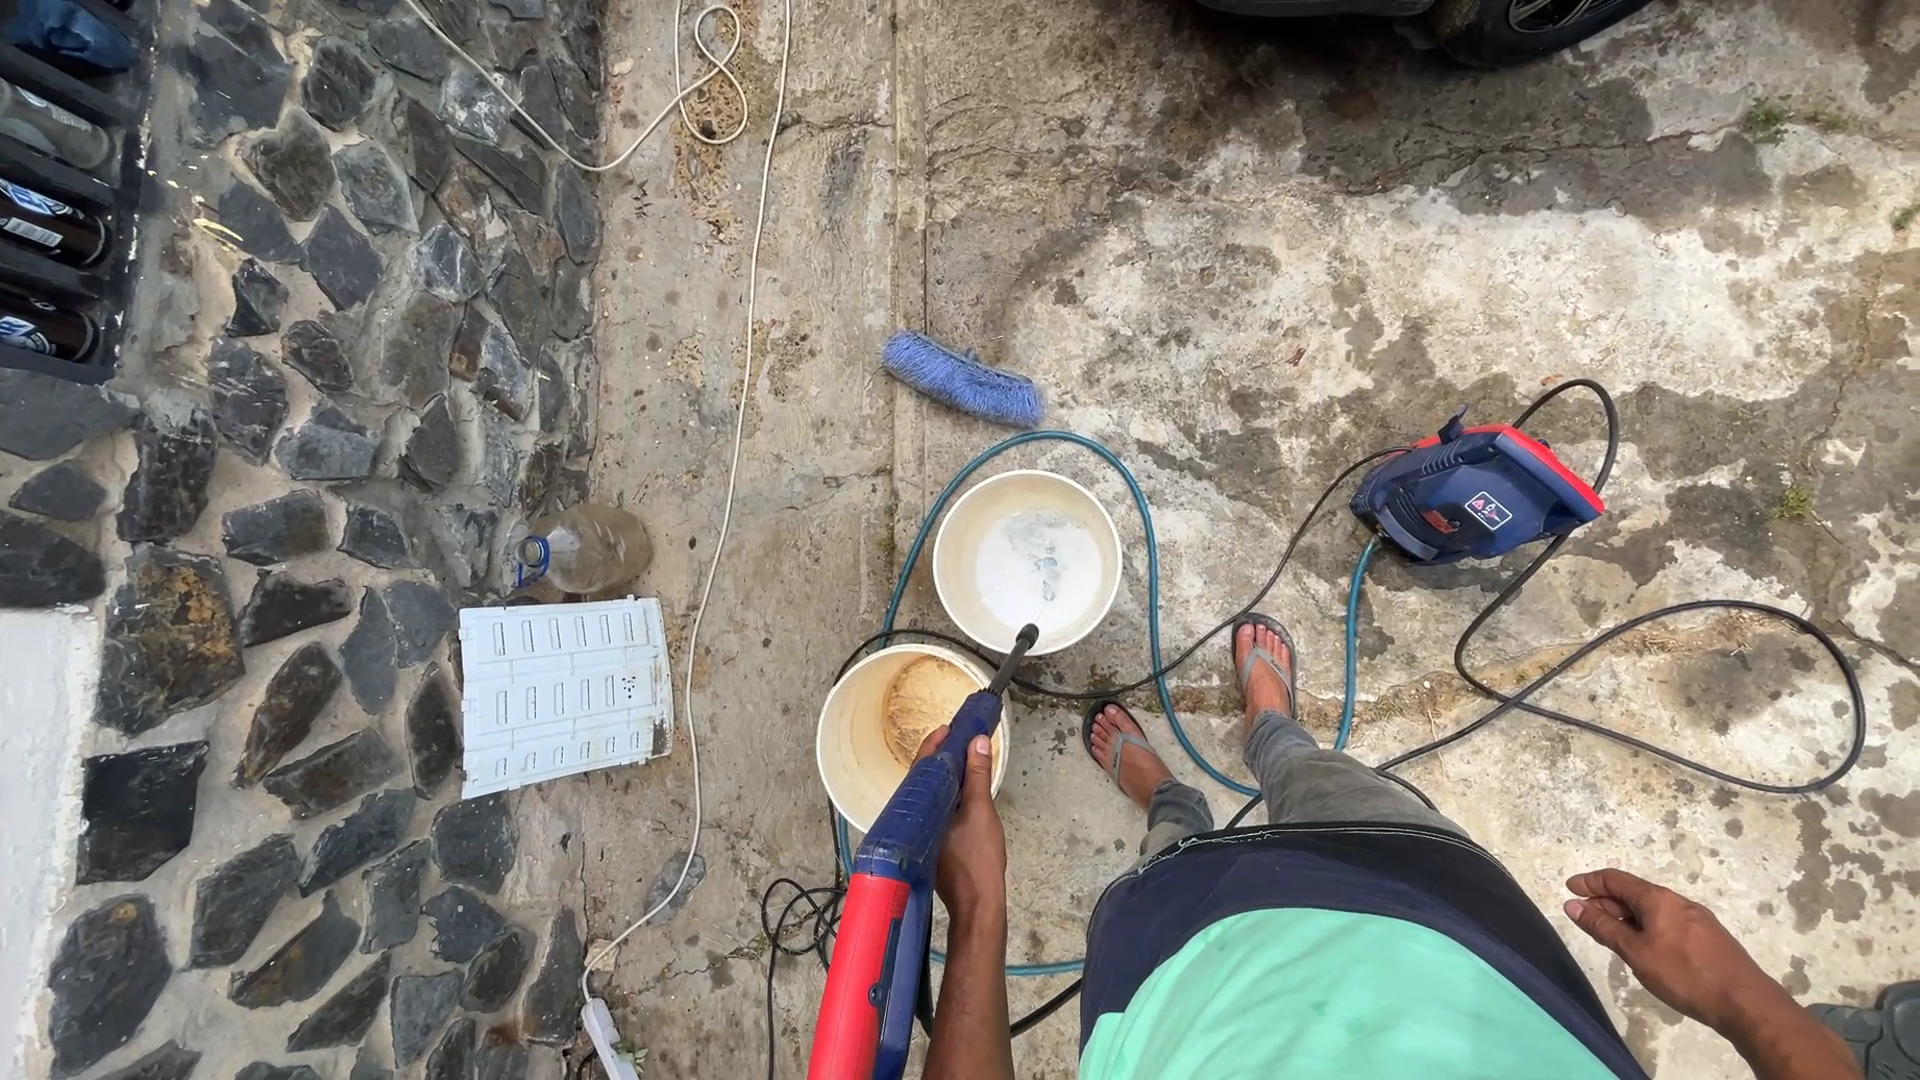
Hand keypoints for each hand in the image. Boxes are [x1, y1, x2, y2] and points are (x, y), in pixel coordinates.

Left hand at [914, 726, 1006, 918]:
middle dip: (940, 756)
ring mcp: (923, 831)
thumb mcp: (981, 811)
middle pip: (924, 777)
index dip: (934, 744)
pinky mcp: (932, 841)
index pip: (922, 766)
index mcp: (922, 807)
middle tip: (958, 738)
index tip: (948, 728)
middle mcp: (916, 818)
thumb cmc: (978, 859)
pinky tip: (961, 789)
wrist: (978, 905)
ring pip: (930, 793)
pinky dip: (948, 792)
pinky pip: (936, 806)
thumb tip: (977, 741)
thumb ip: (978, 775)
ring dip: (945, 774)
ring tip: (962, 757)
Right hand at [1563, 868, 1789, 1033]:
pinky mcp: (1713, 940)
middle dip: (1607, 902)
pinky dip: (1649, 926)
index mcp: (1658, 899)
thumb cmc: (1686, 974)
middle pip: (1634, 893)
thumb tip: (1572, 905)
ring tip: (1615, 936)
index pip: (1614, 879)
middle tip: (1588, 919)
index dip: (1589, 882)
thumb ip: (1602, 926)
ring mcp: (1700, 921)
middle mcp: (1679, 902)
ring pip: (1653, 910)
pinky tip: (1648, 948)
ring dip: (1628, 917)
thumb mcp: (1634, 951)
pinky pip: (1670, 922)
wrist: (1752, 1008)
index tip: (1569, 890)